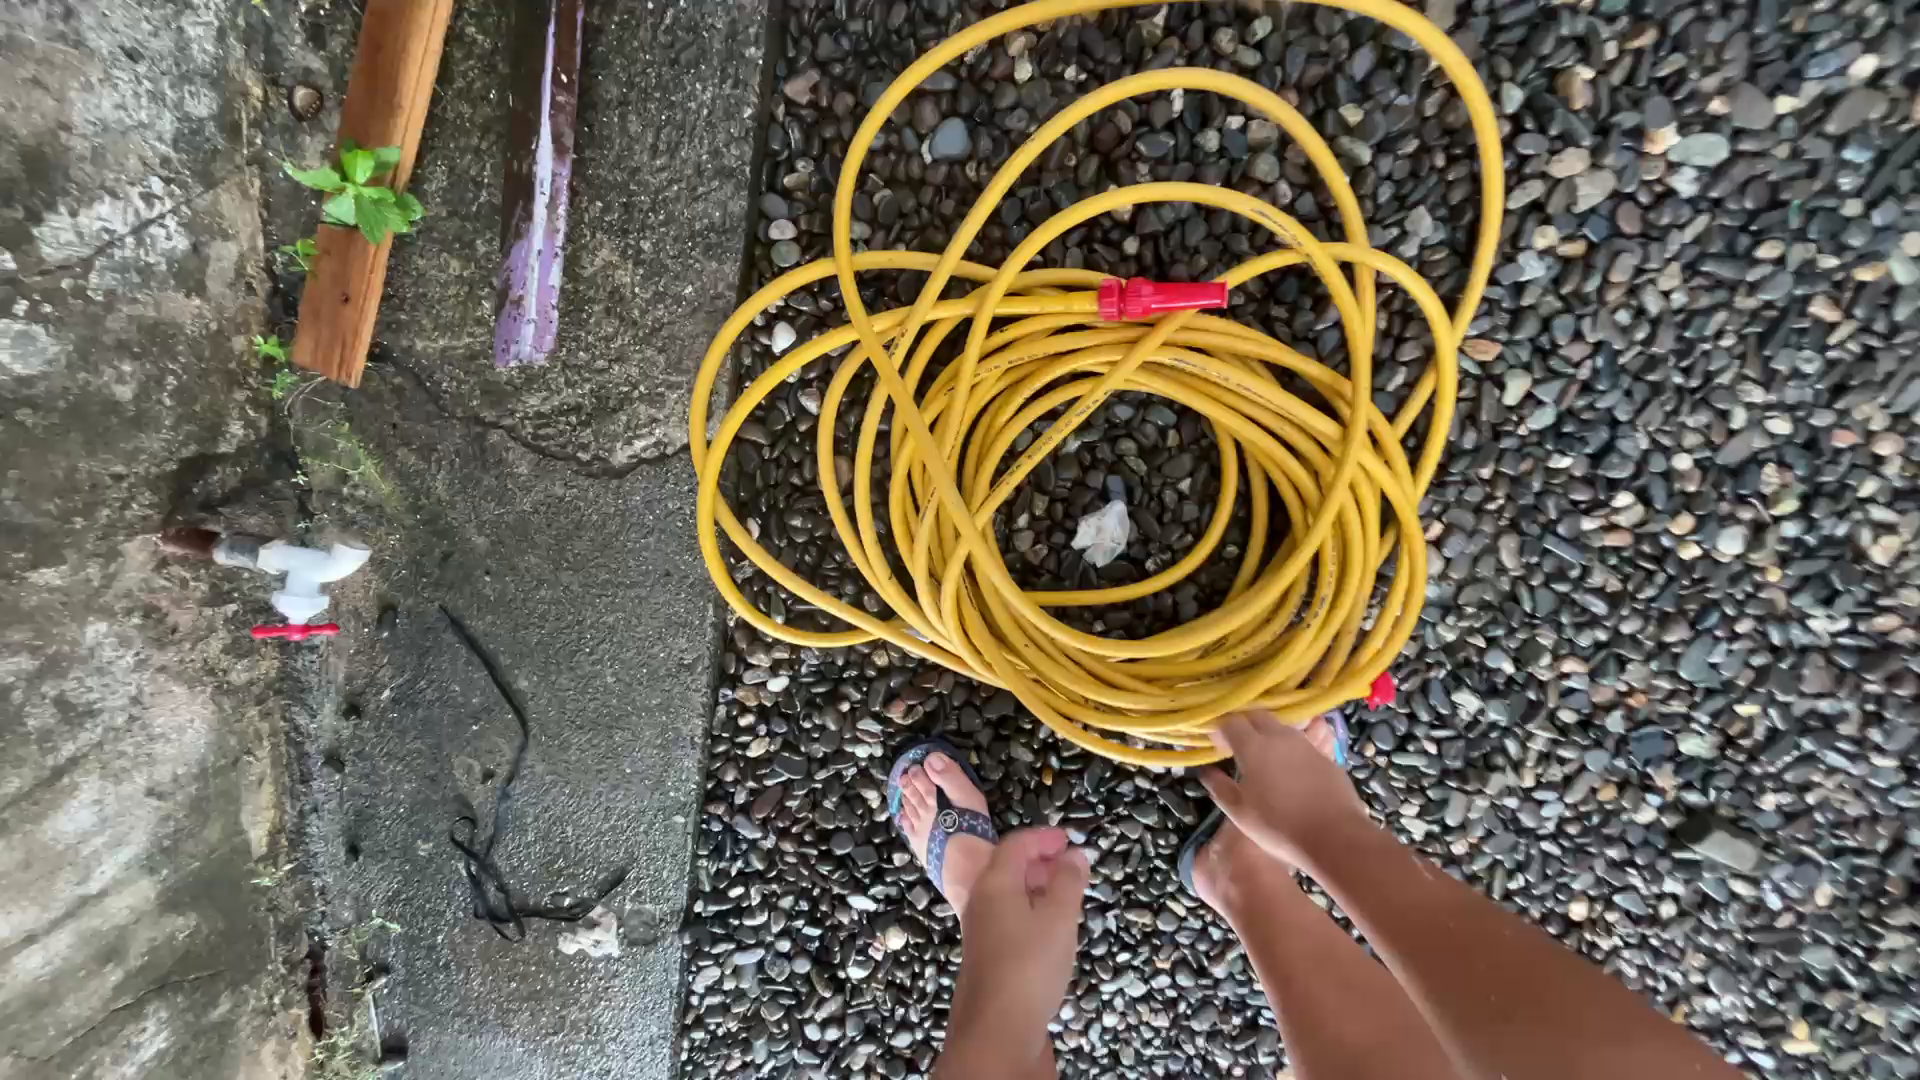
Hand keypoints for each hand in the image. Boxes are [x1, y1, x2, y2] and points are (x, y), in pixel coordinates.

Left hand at [949, 828, 1087, 1040]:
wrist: (995, 1032)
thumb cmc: (1028, 966)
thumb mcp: (1058, 919)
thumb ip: (1068, 882)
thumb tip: (1075, 853)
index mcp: (994, 882)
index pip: (1016, 844)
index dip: (1043, 837)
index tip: (1069, 839)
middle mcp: (982, 899)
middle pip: (1009, 866)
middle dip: (1041, 860)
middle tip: (1071, 866)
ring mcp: (981, 928)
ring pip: (1009, 893)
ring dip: (1037, 887)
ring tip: (1067, 897)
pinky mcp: (987, 953)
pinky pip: (1009, 916)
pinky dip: (1031, 910)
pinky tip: (1051, 930)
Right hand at [1199, 710, 1370, 871]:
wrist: (1337, 839)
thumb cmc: (1279, 826)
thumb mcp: (1239, 812)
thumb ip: (1218, 786)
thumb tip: (1205, 771)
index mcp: (1254, 746)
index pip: (1231, 721)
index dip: (1220, 729)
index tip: (1216, 743)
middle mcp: (1280, 737)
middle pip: (1257, 716)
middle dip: (1244, 724)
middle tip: (1237, 745)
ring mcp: (1307, 745)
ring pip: (1282, 728)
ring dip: (1268, 735)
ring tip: (1264, 757)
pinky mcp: (1327, 758)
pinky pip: (1302, 744)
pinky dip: (1290, 751)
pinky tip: (1291, 773)